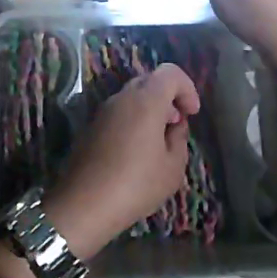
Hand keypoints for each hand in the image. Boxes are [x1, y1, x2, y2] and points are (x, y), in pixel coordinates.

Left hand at [43, 63, 199, 256]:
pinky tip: (137, 150)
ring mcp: (102, 111)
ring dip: (150, 109)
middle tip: (177, 124)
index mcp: (145, 101)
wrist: (84, 204)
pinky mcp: (91, 126)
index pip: (169, 73)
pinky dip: (133, 120)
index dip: (187, 88)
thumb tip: (174, 125)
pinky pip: (118, 112)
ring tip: (159, 140)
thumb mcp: (172, 167)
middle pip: (149, 81)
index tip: (192, 113)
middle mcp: (121, 98)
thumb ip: (179, 138)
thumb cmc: (136, 184)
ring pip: (132, 96)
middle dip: (168, 97)